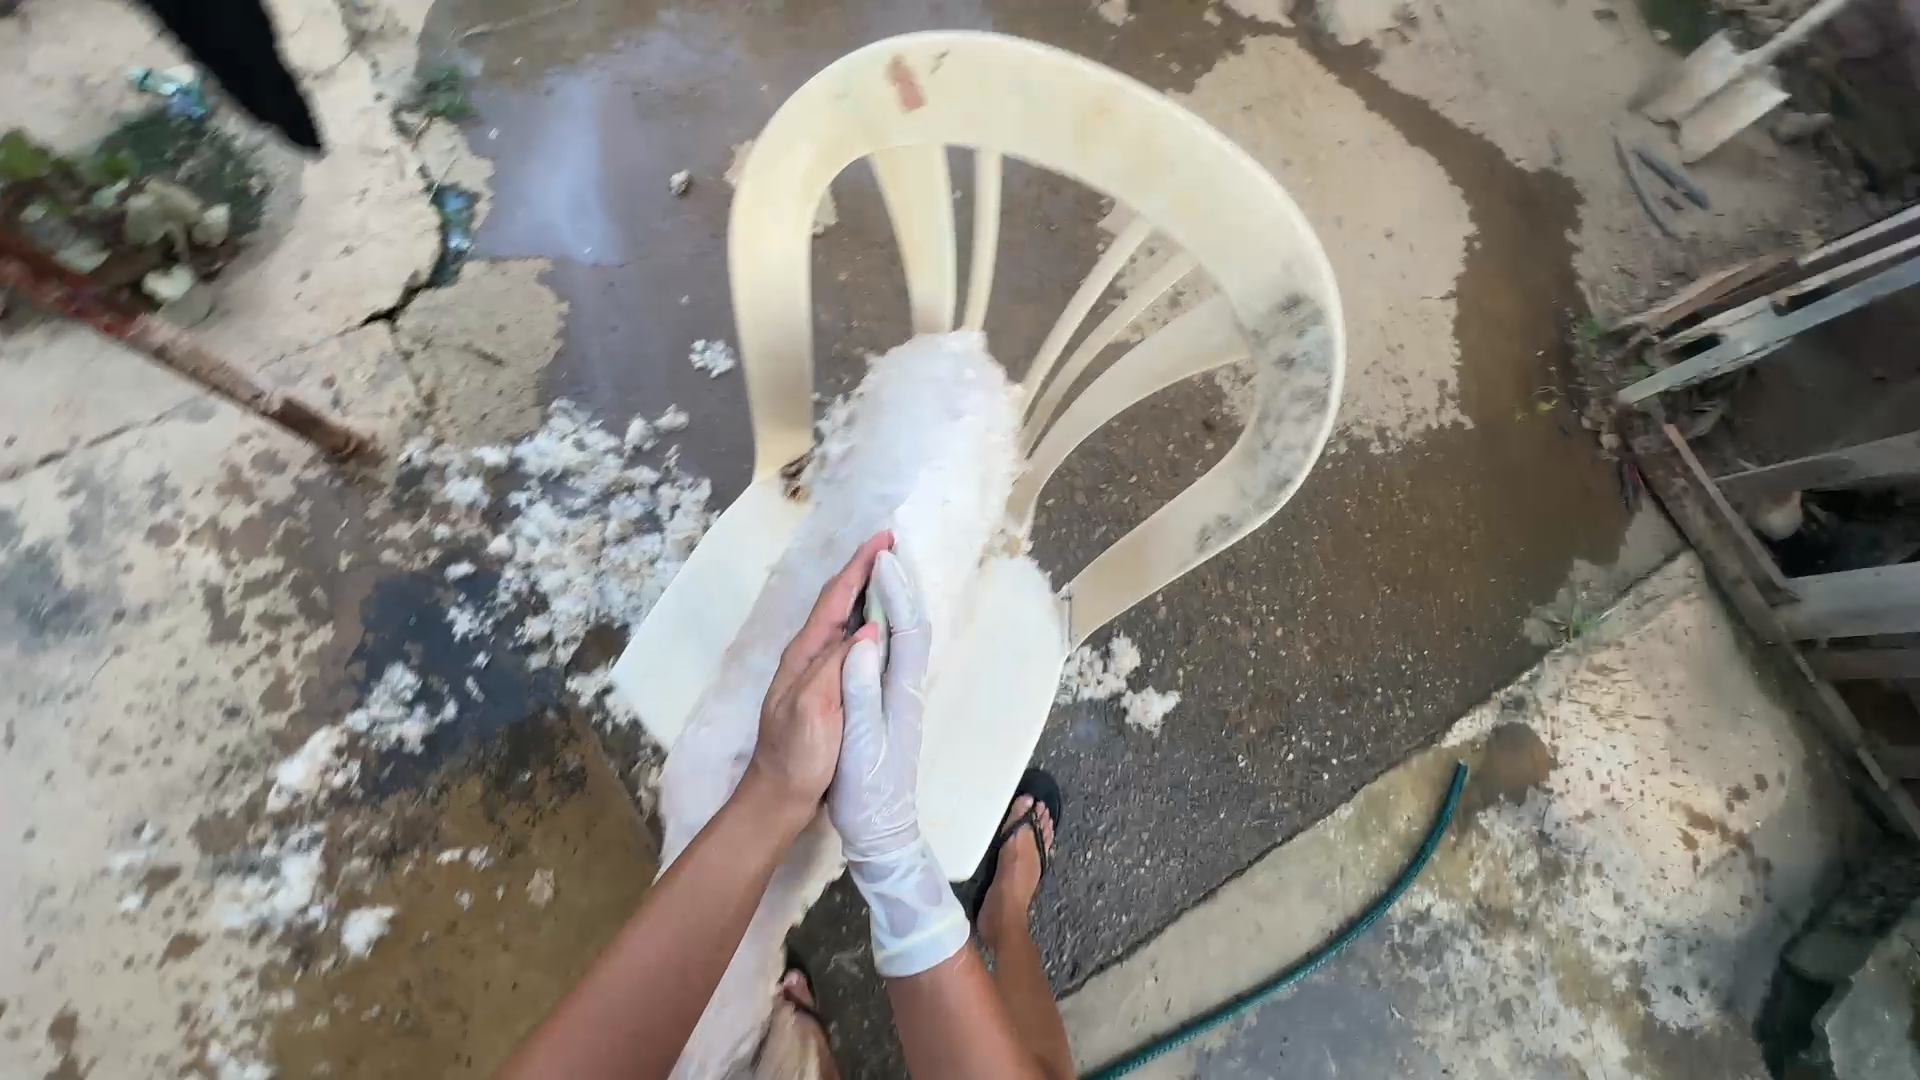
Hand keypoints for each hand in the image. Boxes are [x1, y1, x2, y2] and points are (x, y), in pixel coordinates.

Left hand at [744, 532, 892, 818]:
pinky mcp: (830, 688)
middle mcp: (810, 654)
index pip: (835, 598)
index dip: (859, 566)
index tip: (883, 540)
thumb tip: (871, 627)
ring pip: (845, 620)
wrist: (779, 796)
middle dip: (863, 571)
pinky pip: (852, 643)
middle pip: (838, 601)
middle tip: (892, 549)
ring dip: (866, 593)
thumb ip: (837, 665)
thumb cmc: (796, 754)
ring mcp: (818, 671)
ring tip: (892, 575)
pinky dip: (869, 624)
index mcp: (805, 653)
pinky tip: (883, 625)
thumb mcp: (812, 707)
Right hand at [831, 543, 966, 978]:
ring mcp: (901, 696)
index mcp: (901, 692)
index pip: (904, 629)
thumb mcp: (861, 744)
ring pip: (903, 636)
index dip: (895, 591)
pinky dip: (886, 624)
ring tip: (878, 572)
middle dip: (902, 584)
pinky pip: (892, 651)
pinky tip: (871, 620)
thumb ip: (862, 691)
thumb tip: (867, 635)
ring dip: (895, 600)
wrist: (882, 832)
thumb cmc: (869, 791)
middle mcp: (907, 687)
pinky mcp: (891, 705)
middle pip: (911, 624)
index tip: (881, 557)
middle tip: (886, 549)